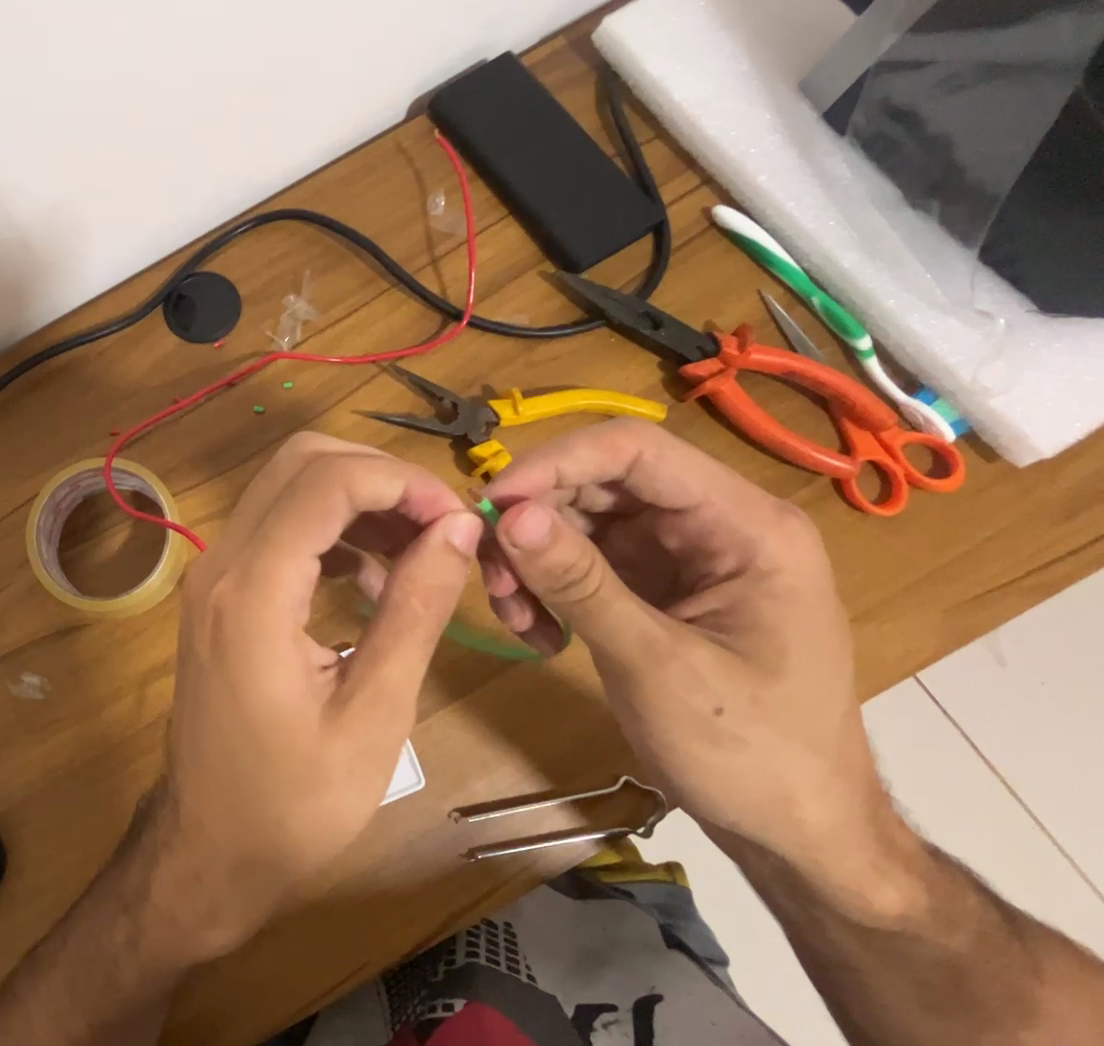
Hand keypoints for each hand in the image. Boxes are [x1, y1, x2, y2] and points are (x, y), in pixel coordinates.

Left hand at [149, 432, 481, 955]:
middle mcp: (219, 565)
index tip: (459, 519)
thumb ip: (414, 611)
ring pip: (285, 489)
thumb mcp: (374, 714)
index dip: (401, 482)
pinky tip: (375, 584)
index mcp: (253, 594)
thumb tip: (458, 527)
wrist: (210, 844)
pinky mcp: (217, 594)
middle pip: (299, 463)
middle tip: (440, 527)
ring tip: (420, 559)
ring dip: (356, 503)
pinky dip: (329, 533)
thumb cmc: (295, 803)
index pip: (326, 482)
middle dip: (379, 478)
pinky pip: (275, 529)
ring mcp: (210, 576)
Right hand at [478, 420, 894, 877]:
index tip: (488, 507)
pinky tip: (540, 636)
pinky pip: (583, 566)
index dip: (553, 464)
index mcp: (746, 525)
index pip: (635, 451)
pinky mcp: (655, 590)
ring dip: (532, 562)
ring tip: (515, 619)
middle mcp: (713, 526)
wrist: (794, 831)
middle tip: (489, 579)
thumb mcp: (657, 666)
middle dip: (533, 524)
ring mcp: (682, 558)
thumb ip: (581, 584)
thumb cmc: (750, 752)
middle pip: (598, 485)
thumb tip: (506, 515)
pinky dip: (548, 591)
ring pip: (580, 524)